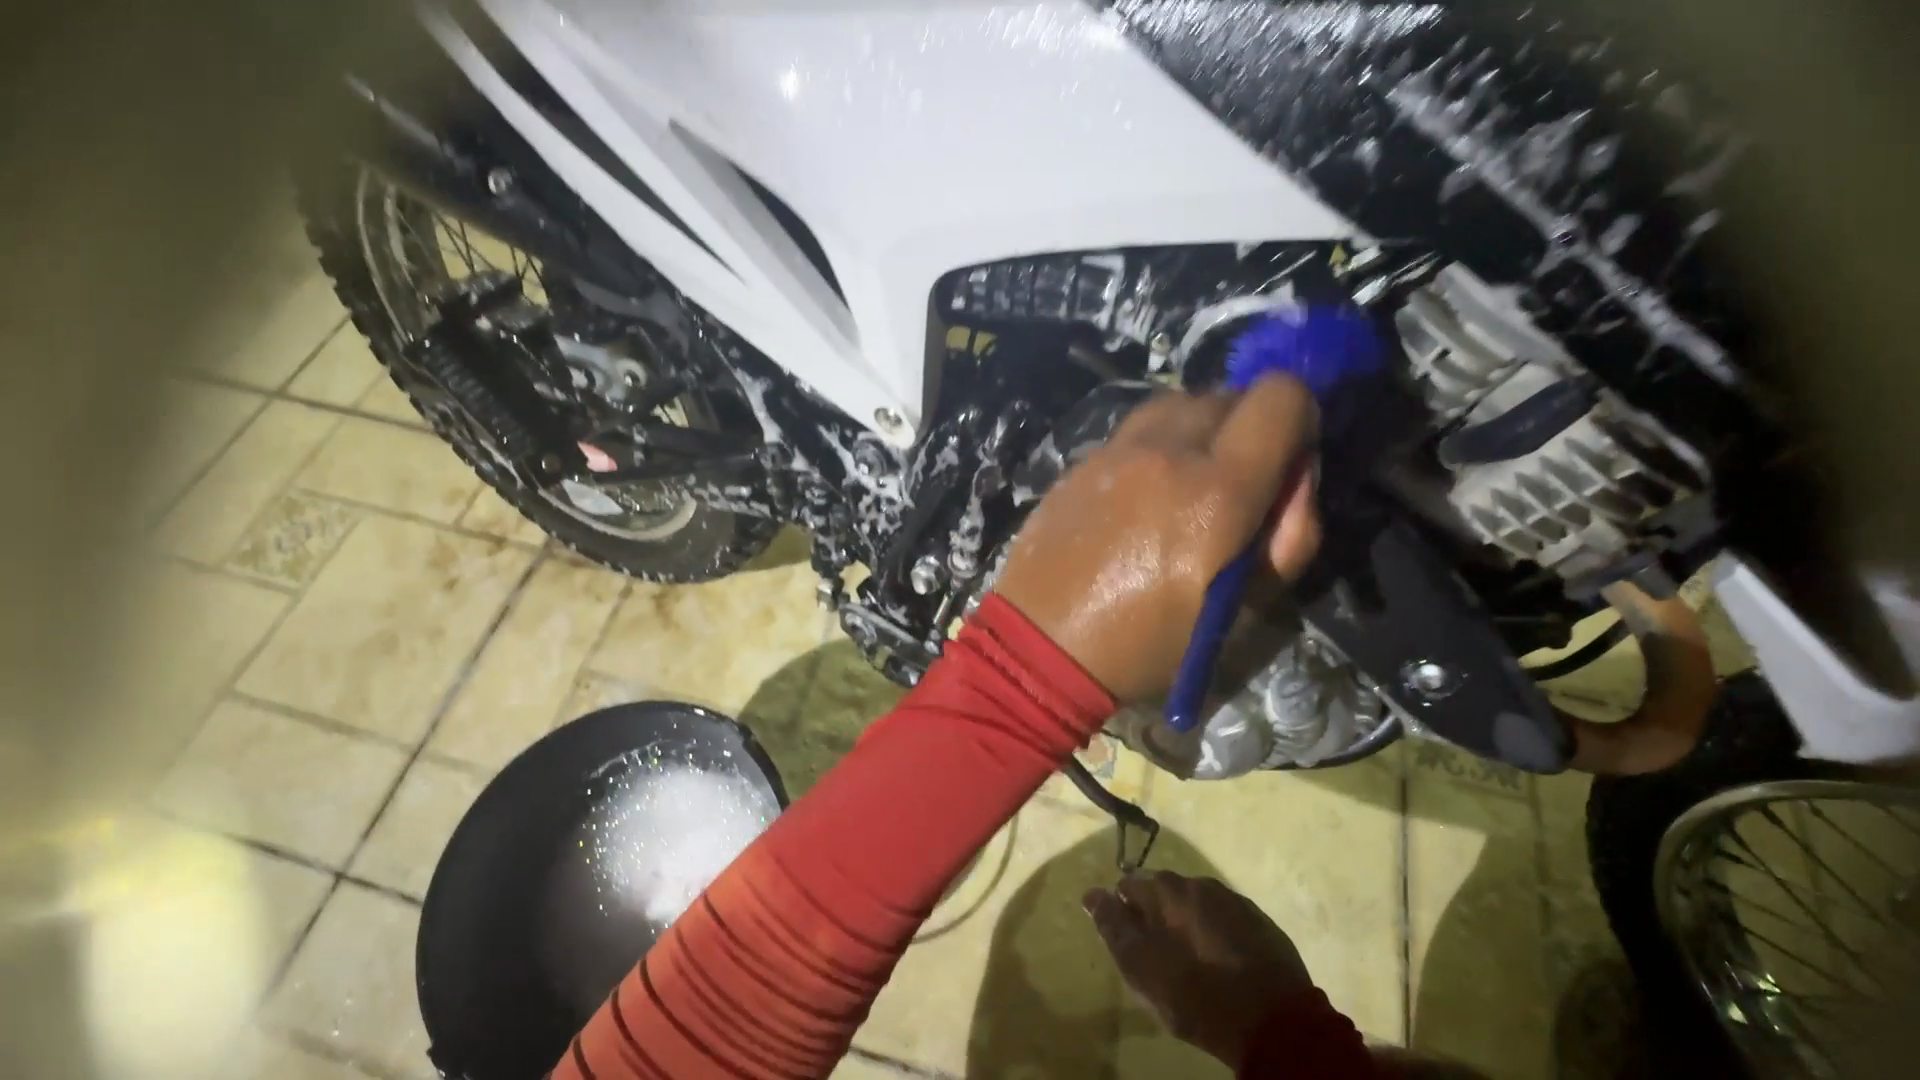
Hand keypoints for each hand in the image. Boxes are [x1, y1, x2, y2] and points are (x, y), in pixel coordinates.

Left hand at [992, 374, 1320, 701]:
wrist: (1040, 646)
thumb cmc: (1147, 644)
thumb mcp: (1242, 612)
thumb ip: (1288, 536)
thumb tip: (1295, 479)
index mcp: (1217, 493)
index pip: (1279, 397)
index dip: (1298, 419)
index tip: (1288, 461)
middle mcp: (1167, 452)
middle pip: (1229, 395)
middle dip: (1249, 429)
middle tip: (1238, 485)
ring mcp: (1116, 450)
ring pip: (1179, 402)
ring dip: (1200, 429)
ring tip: (1190, 483)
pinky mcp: (1082, 459)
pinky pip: (1136, 428)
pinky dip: (1157, 444)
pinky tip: (1143, 492)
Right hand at [1084, 871, 1313, 1068]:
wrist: (1274, 1021)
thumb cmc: (1196, 994)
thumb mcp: (1141, 967)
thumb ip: (1114, 926)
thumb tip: (1092, 894)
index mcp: (1166, 890)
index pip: (1129, 885)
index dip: (1123, 912)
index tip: (1127, 942)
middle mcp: (1199, 883)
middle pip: (1165, 892)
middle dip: (1156, 915)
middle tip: (1157, 955)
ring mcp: (1235, 901)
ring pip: (1197, 905)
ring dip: (1187, 923)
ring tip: (1190, 961)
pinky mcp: (1261, 923)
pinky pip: (1226, 920)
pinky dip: (1216, 934)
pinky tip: (1220, 962)